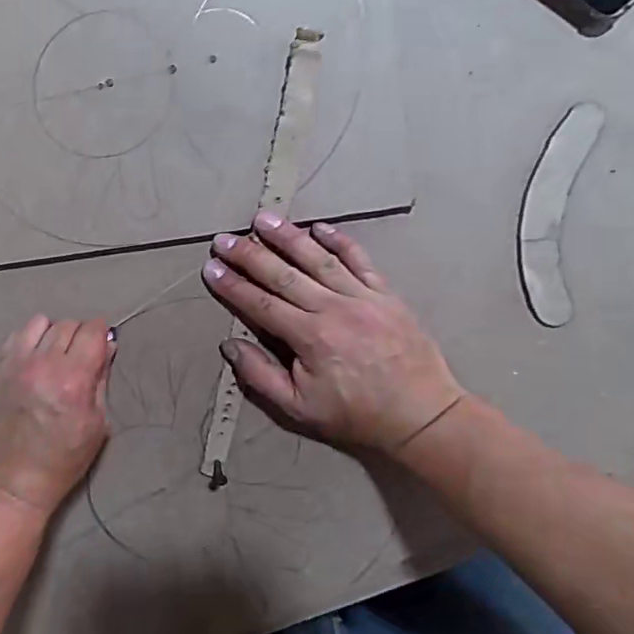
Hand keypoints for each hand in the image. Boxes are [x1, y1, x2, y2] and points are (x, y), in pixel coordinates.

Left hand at [0, 314, 115, 514]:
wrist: (16, 477)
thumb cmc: (65, 456)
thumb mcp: (98, 423)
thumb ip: (102, 378)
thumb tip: (108, 345)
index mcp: (73, 380)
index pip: (92, 330)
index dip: (101, 334)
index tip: (102, 345)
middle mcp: (44, 364)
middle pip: (69, 325)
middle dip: (80, 336)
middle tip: (81, 356)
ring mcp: (18, 363)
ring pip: (43, 322)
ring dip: (54, 334)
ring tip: (56, 354)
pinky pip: (18, 333)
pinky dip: (31, 339)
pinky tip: (35, 358)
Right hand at [203, 213, 468, 451]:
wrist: (422, 414)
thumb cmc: (357, 415)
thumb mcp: (300, 409)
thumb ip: (261, 376)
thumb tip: (230, 345)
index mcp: (310, 338)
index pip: (260, 304)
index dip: (232, 285)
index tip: (211, 267)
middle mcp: (333, 309)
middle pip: (282, 275)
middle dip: (249, 254)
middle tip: (224, 238)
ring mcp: (361, 297)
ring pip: (317, 259)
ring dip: (287, 237)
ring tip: (262, 218)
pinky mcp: (385, 293)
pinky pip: (359, 259)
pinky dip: (338, 241)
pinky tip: (318, 227)